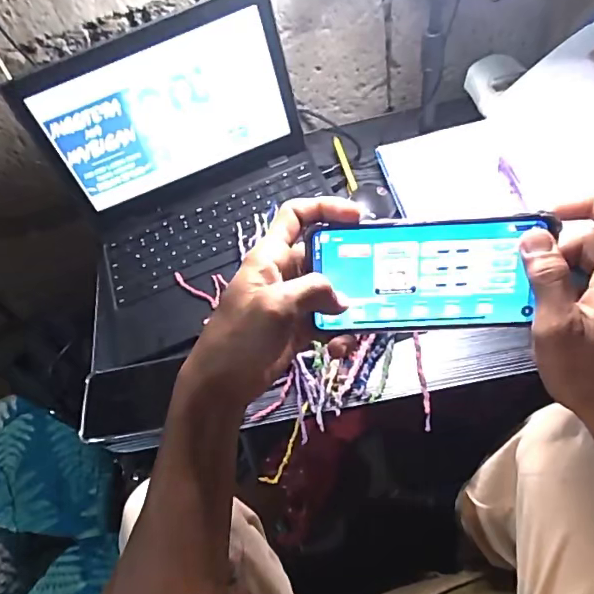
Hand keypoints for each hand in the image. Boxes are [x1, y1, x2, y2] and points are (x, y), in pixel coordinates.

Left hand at [177, 197, 361, 410]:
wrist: (220, 385)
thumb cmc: (239, 338)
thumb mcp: (273, 305)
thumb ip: (312, 291)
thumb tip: (343, 298)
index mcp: (270, 257)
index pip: (295, 216)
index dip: (325, 209)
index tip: (357, 218)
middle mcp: (284, 275)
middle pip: (324, 258)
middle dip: (349, 270)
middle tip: (372, 283)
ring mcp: (294, 304)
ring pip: (332, 295)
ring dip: (347, 310)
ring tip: (354, 328)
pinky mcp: (299, 330)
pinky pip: (328, 323)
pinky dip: (338, 334)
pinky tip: (337, 349)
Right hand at [521, 193, 593, 431]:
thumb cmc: (588, 373)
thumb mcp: (556, 326)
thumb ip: (546, 278)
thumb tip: (534, 238)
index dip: (592, 201)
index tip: (555, 213)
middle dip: (563, 248)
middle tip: (532, 275)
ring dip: (566, 270)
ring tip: (540, 300)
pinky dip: (575, 287)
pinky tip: (555, 314)